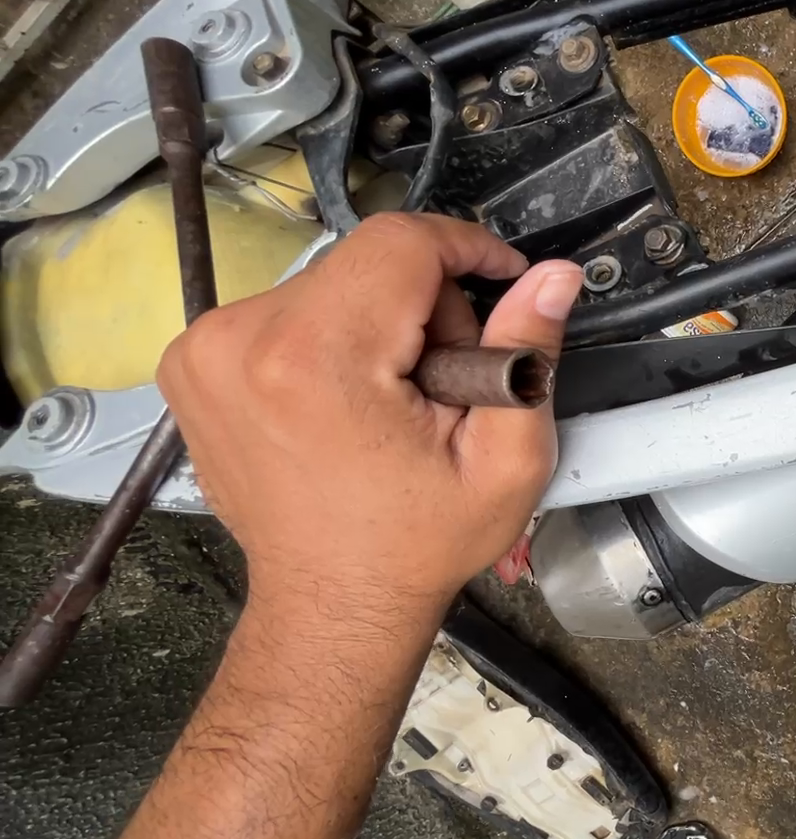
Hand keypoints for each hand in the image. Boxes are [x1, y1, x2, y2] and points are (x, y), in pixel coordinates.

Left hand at [157, 213, 583, 614]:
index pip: (401, 243)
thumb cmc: (426, 537)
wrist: (338, 595)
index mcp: (317, 360)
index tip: (512, 281)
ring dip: (394, 323)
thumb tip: (554, 277)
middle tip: (456, 385)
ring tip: (412, 399)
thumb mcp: (510, 455)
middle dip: (437, 309)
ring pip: (341, 282)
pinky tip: (365, 397)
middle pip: (374, 264)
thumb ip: (529, 353)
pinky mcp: (197, 359)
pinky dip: (350, 336)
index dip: (472, 249)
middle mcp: (238, 339)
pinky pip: (300, 307)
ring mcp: (205, 348)